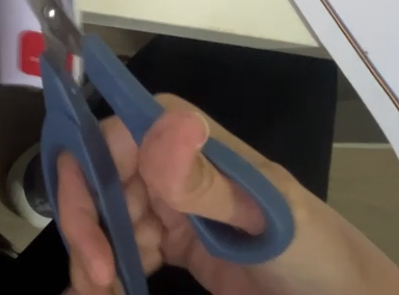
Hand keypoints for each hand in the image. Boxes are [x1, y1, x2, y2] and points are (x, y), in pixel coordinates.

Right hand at [59, 97, 398, 294]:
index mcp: (177, 133)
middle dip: (85, 232)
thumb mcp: (263, 217)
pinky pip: (122, 247)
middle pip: (94, 182)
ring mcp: (163, 198)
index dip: (84, 186)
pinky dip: (107, 273)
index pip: (105, 142)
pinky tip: (103, 292)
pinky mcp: (169, 238)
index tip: (94, 249)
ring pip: (102, 218)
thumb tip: (166, 121)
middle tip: (92, 285)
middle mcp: (161, 156)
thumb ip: (205, 180)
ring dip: (91, 259)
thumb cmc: (314, 251)